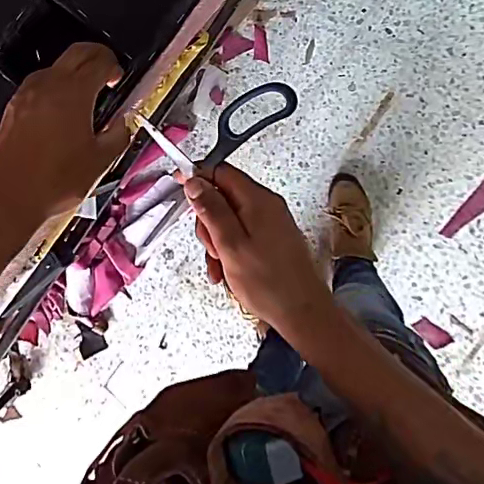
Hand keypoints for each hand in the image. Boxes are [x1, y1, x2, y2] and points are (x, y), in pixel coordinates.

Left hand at [0, 42, 129, 221]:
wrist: (10, 199)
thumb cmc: (49, 182)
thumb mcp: (101, 161)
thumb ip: (118, 134)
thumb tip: (122, 125)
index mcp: (73, 93)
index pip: (100, 61)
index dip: (114, 66)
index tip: (118, 77)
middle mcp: (47, 87)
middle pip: (76, 52)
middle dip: (97, 56)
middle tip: (106, 71)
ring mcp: (25, 96)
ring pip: (54, 67)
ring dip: (73, 72)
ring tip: (85, 95)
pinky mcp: (12, 109)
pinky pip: (37, 86)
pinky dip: (53, 88)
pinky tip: (61, 112)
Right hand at [183, 164, 337, 339]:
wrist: (302, 312)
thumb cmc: (270, 283)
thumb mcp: (230, 245)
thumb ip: (211, 210)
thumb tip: (195, 183)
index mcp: (258, 200)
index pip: (222, 172)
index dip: (198, 178)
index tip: (181, 186)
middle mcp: (267, 205)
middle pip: (224, 197)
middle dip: (209, 221)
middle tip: (211, 246)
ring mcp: (271, 222)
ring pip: (230, 219)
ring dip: (217, 241)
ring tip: (221, 266)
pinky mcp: (272, 238)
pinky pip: (242, 234)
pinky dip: (230, 249)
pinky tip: (228, 270)